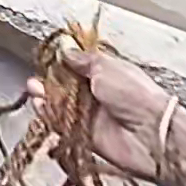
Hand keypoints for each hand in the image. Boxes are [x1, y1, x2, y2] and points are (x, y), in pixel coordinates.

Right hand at [29, 49, 175, 181]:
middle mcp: (96, 95)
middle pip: (65, 85)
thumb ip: (81, 59)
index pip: (78, 66)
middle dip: (50, 79)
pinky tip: (39, 103)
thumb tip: (65, 50)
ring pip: (59, 104)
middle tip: (39, 76)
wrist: (151, 135)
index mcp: (106, 76)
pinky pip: (60, 124)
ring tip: (34, 88)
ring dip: (45, 95)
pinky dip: (48, 114)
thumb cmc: (134, 94)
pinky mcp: (82, 135)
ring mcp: (89, 116)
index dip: (63, 62)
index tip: (50, 58)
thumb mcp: (106, 66)